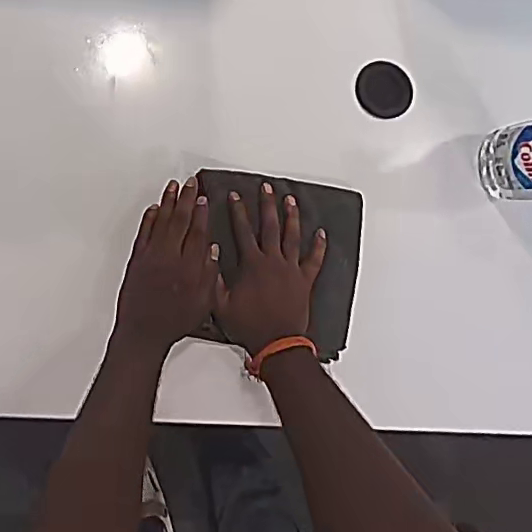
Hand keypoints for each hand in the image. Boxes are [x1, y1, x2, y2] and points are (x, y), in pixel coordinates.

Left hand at [113, 177, 218, 359]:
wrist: (144, 330)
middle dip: (187, 198)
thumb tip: (212, 251)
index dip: (202, 212)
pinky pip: (144, 232)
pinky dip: (150, 218)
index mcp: (190, 268)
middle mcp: (171, 258)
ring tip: (173, 187)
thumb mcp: (203, 303)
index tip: (204, 198)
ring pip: (162, 221)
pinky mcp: (137, 259)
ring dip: (168, 201)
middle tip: (190, 183)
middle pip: (181, 220)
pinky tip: (155, 208)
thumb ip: (210, 275)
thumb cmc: (174, 321)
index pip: (198, 231)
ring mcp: (152, 256)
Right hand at [215, 183, 326, 353]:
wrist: (277, 343)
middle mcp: (272, 262)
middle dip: (267, 205)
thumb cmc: (249, 325)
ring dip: (291, 216)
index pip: (242, 230)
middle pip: (270, 226)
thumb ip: (214, 279)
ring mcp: (291, 270)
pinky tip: (321, 233)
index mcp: (252, 264)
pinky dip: (319, 246)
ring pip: (292, 236)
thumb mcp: (221, 304)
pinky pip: (314, 260)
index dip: (238, 211)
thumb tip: (210, 255)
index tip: (235, 196)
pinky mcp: (304, 281)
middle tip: (266, 188)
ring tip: (290, 200)